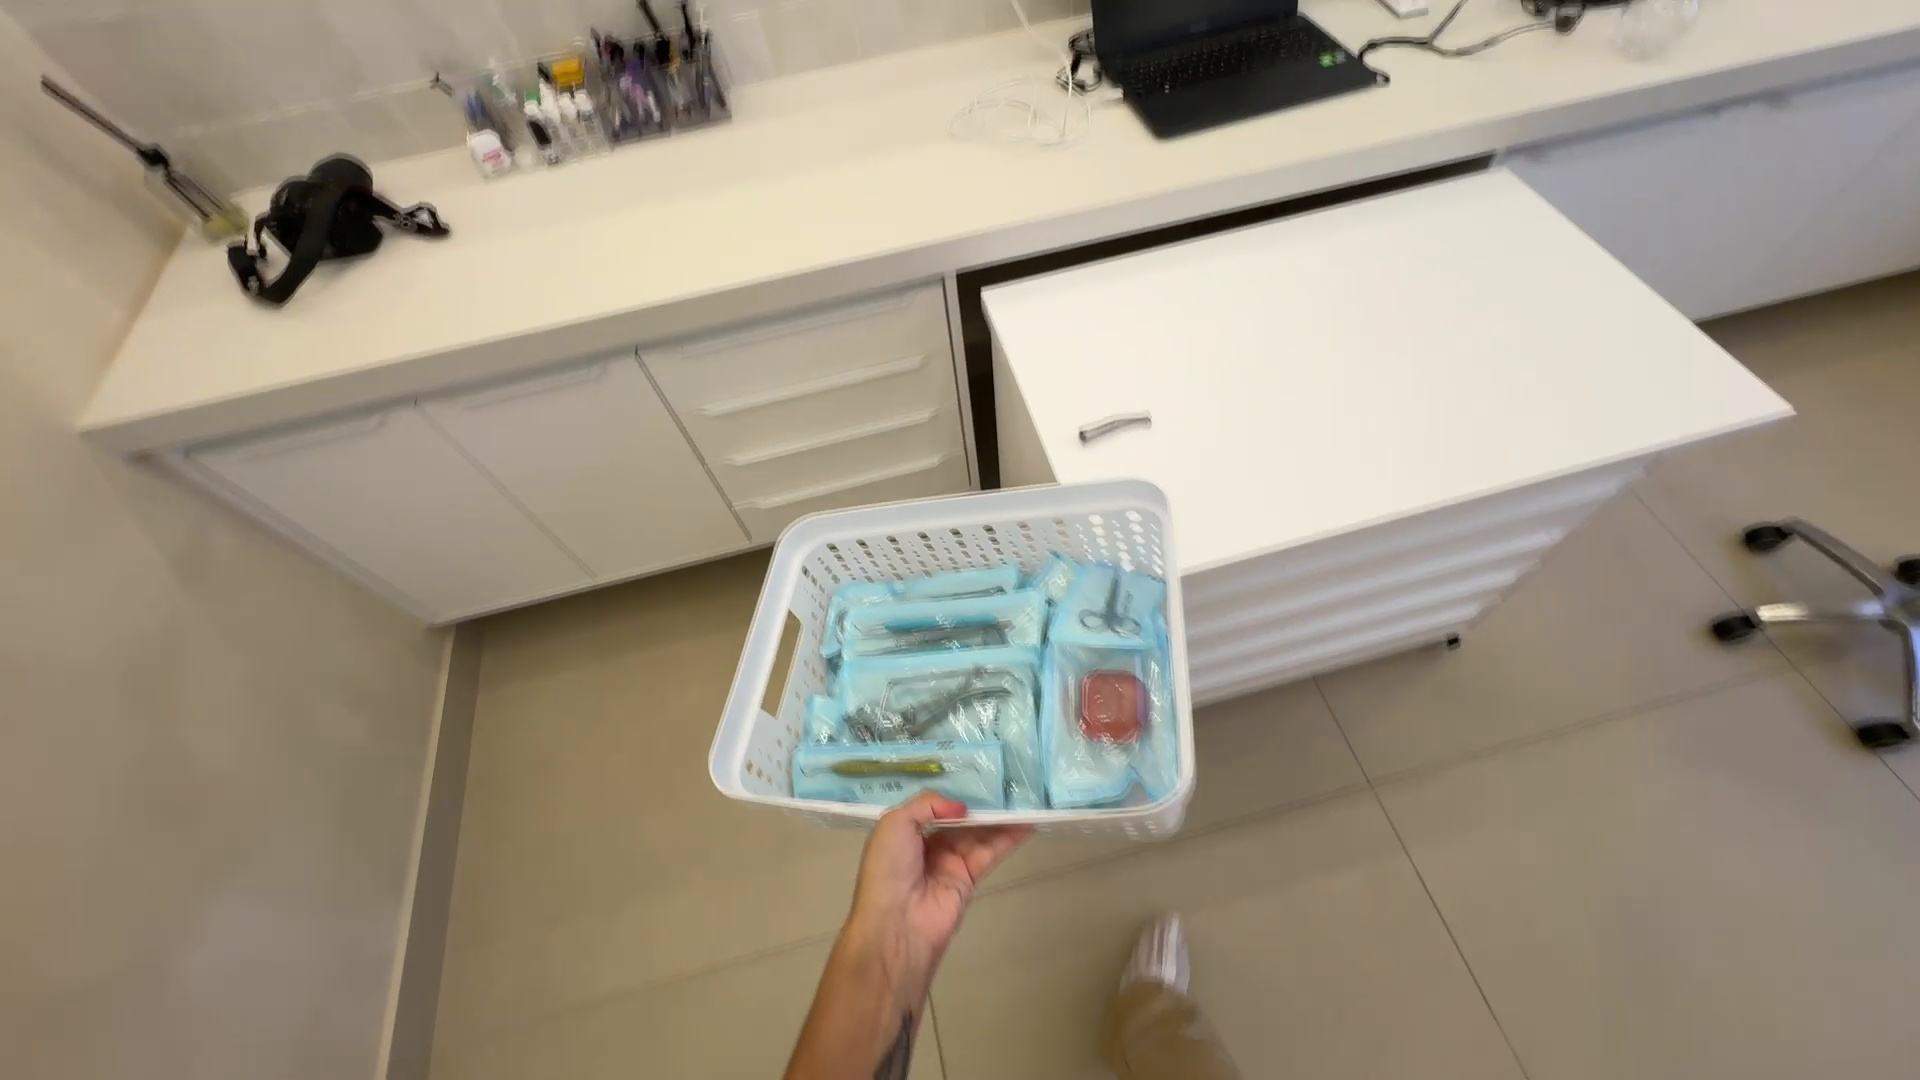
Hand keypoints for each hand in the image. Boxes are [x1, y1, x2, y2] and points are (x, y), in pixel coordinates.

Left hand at [845, 794, 1032, 995]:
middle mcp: (929, 844)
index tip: (975, 774)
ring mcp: (950, 861)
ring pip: (979, 832)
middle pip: (960, 819)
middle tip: (1007, 782)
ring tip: (1023, 798)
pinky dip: (1008, 837)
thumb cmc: (889, 867)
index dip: (954, 793)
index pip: (934, 806)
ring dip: (999, 817)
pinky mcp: (969, 878)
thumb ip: (928, 804)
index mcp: (906, 830)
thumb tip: (962, 808)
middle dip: (980, 803)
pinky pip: (990, 851)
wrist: (898, 921)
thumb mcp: (895, 823)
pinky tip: (1026, 823)